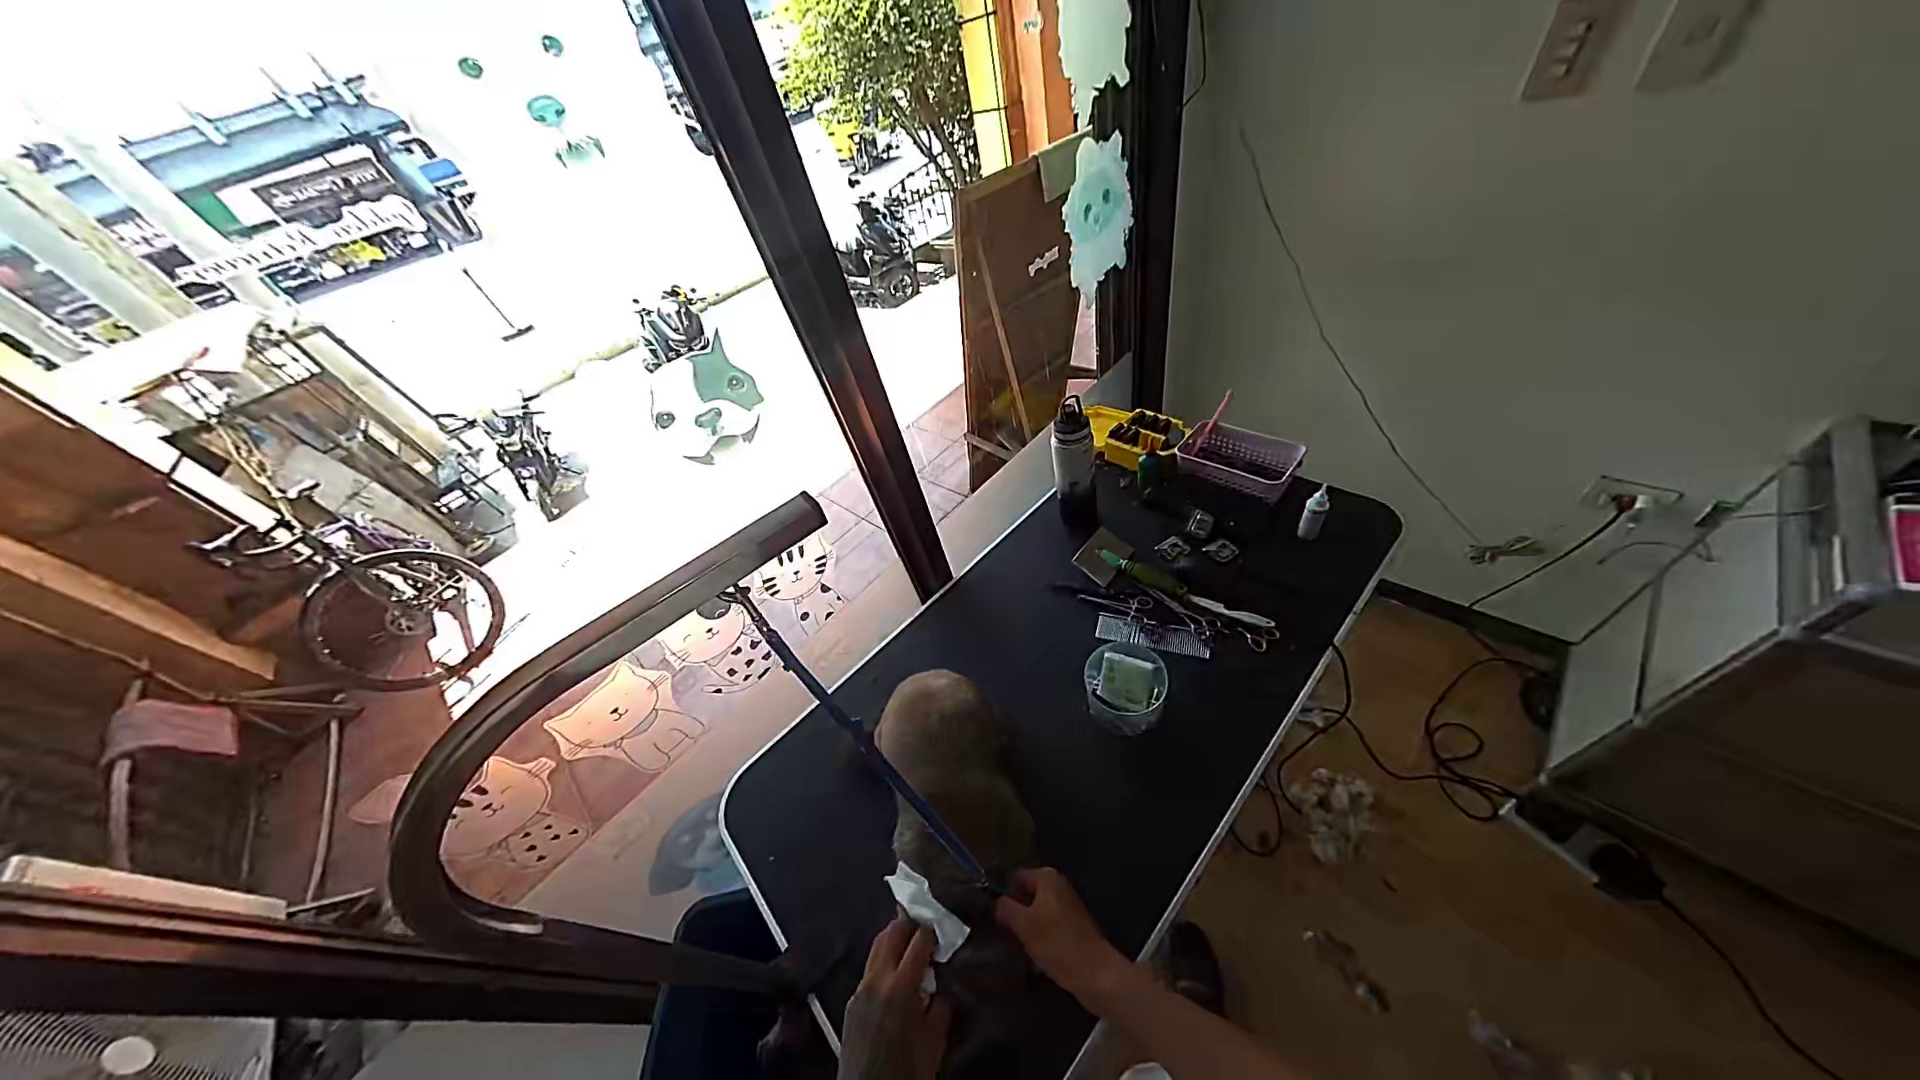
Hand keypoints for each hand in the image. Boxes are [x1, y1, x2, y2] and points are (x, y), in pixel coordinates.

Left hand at [837, 916, 952, 1079]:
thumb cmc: (908, 1071)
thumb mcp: (935, 1039)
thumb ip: (941, 1003)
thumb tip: (942, 982)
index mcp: (902, 986)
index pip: (918, 940)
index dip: (932, 931)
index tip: (941, 931)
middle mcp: (878, 979)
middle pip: (892, 932)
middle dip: (909, 925)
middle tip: (924, 929)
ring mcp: (861, 988)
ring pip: (877, 946)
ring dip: (894, 938)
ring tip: (909, 944)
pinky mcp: (852, 1000)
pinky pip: (869, 968)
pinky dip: (883, 960)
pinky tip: (895, 973)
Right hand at [994, 867, 1129, 1005]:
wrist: (1096, 975)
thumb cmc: (1057, 944)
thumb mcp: (1024, 925)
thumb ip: (1005, 908)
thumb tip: (997, 902)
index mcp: (1047, 877)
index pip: (1014, 878)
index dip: (1002, 894)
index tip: (991, 915)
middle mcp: (1059, 886)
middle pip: (1026, 896)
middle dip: (1014, 913)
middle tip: (1001, 933)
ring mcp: (1069, 908)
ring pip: (1037, 914)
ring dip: (1026, 929)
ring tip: (1014, 947)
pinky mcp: (1075, 929)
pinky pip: (1049, 929)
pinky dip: (1040, 940)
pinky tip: (1033, 958)